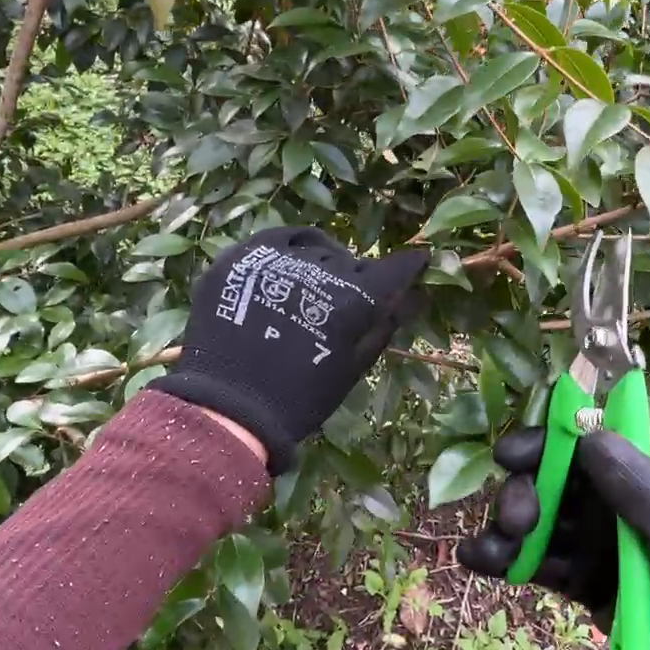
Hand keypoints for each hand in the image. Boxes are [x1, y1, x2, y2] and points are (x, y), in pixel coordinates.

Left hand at [151, 227, 425, 472]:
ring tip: (320, 282)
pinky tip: (291, 266)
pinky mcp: (239, 260)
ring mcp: (274, 261)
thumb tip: (419, 296)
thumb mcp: (354, 366)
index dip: (409, 265)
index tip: (418, 262)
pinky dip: (290, 249)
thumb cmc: (302, 397)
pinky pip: (274, 240)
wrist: (230, 410)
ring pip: (315, 246)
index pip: (395, 268)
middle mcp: (317, 270)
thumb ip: (387, 324)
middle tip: (353, 299)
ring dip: (326, 261)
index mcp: (353, 299)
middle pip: (352, 262)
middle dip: (360, 276)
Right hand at [458, 429, 649, 649]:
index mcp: (637, 487)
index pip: (584, 444)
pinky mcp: (573, 578)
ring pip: (534, 518)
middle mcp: (608, 506)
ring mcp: (588, 542)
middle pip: (549, 479)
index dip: (543, 441)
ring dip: (504, 528)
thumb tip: (593, 438)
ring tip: (490, 554)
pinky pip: (530, 557)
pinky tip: (477, 562)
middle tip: (515, 523)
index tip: (509, 456)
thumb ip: (644, 495)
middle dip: (521, 492)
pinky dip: (501, 557)